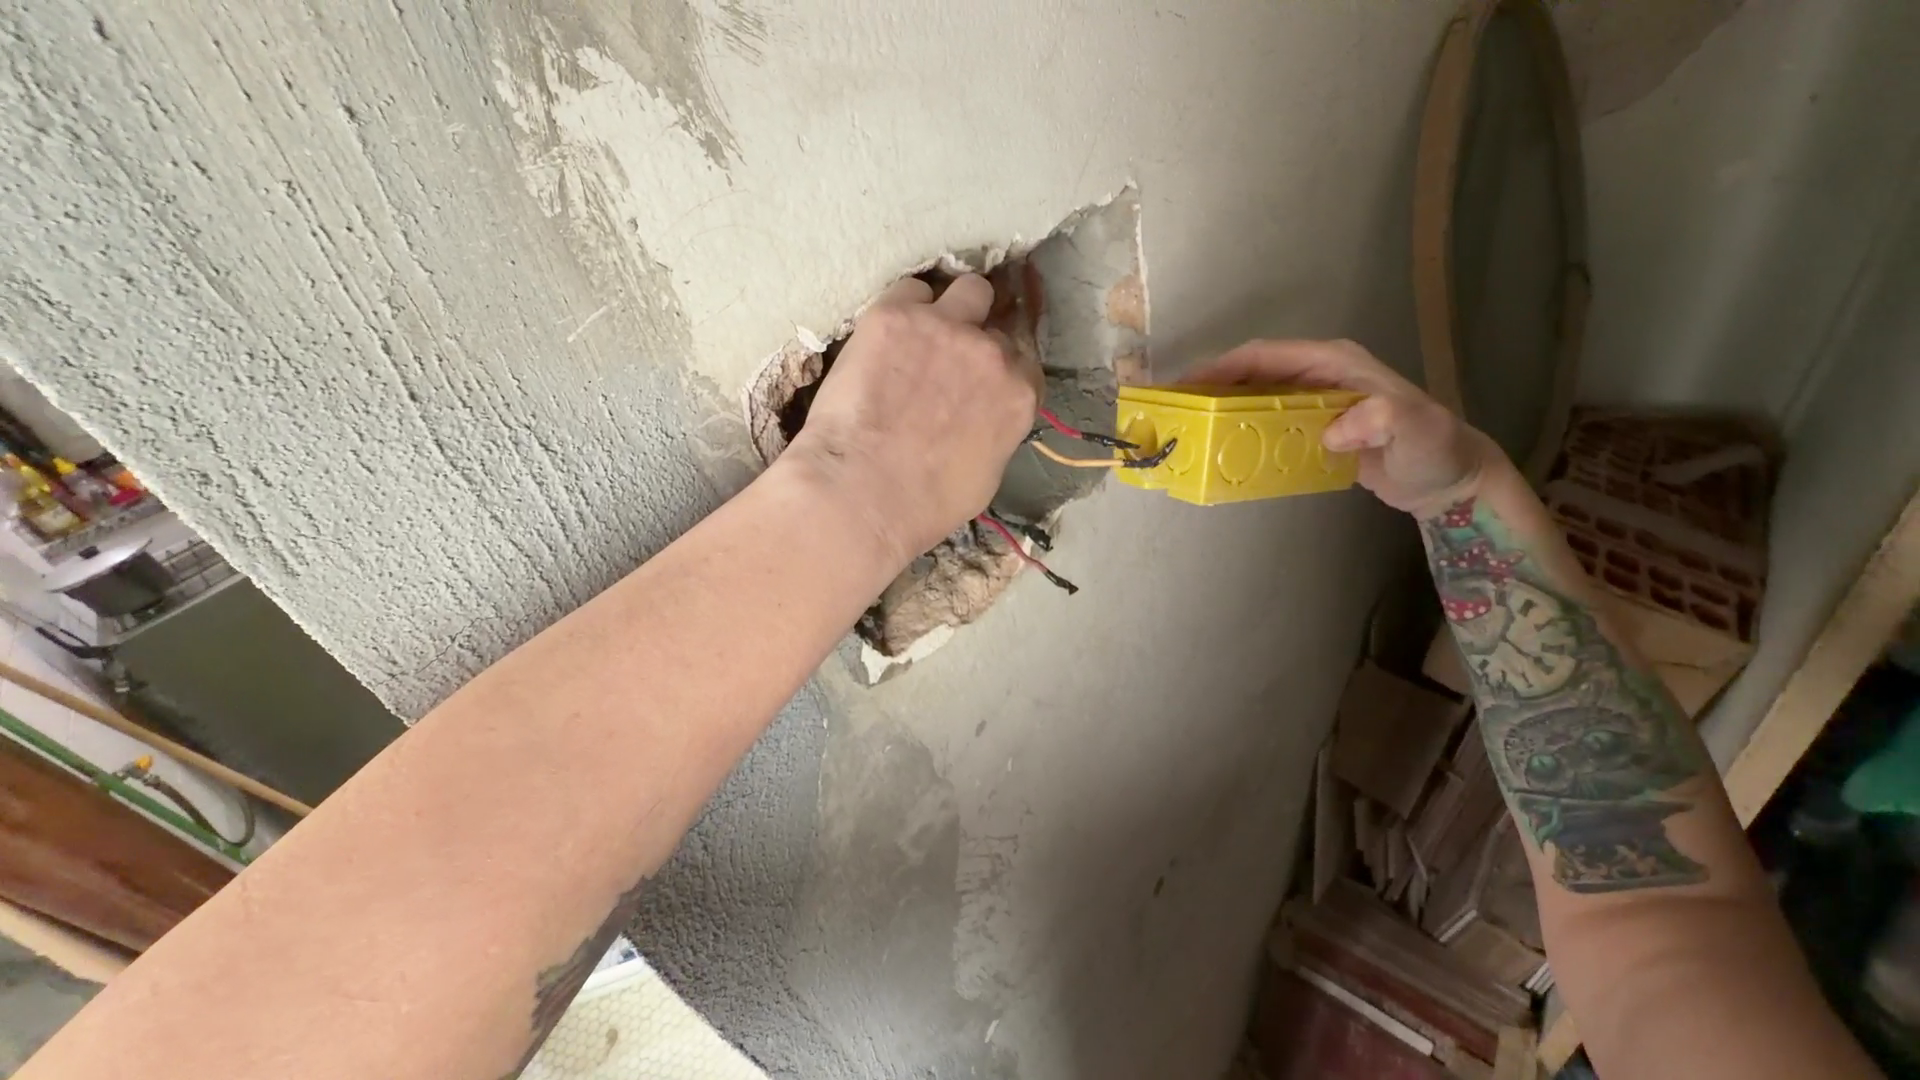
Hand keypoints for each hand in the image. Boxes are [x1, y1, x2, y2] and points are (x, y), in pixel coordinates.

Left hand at [783, 274, 1042, 563]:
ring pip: (966, 288)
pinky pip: (907, 291)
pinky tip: (883, 337)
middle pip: (994, 321)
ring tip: (920, 332)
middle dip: (975, 335)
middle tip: (944, 356)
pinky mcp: (893, 315)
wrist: (862, 492)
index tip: (978, 373)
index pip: (1022, 358)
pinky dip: (901, 310)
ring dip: (950, 306)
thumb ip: (995, 429)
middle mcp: (991, 351)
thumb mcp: (985, 474)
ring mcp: (944, 327)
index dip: (999, 364)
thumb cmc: (925, 504)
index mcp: (1019, 394)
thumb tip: (983, 416)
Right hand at [1182, 339, 1497, 513]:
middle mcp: (1317, 375)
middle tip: (1174, 411)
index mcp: (1334, 362)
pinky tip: (1219, 450)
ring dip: (1219, 410)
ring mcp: (1312, 401)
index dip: (1222, 368)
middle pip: (1251, 373)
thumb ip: (1384, 419)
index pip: (1267, 355)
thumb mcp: (1417, 430)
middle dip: (1210, 388)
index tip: (1186, 386)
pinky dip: (1239, 431)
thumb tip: (1334, 428)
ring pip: (1253, 396)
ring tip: (1186, 430)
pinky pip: (1264, 422)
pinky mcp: (1309, 427)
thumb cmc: (1434, 449)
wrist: (1448, 479)